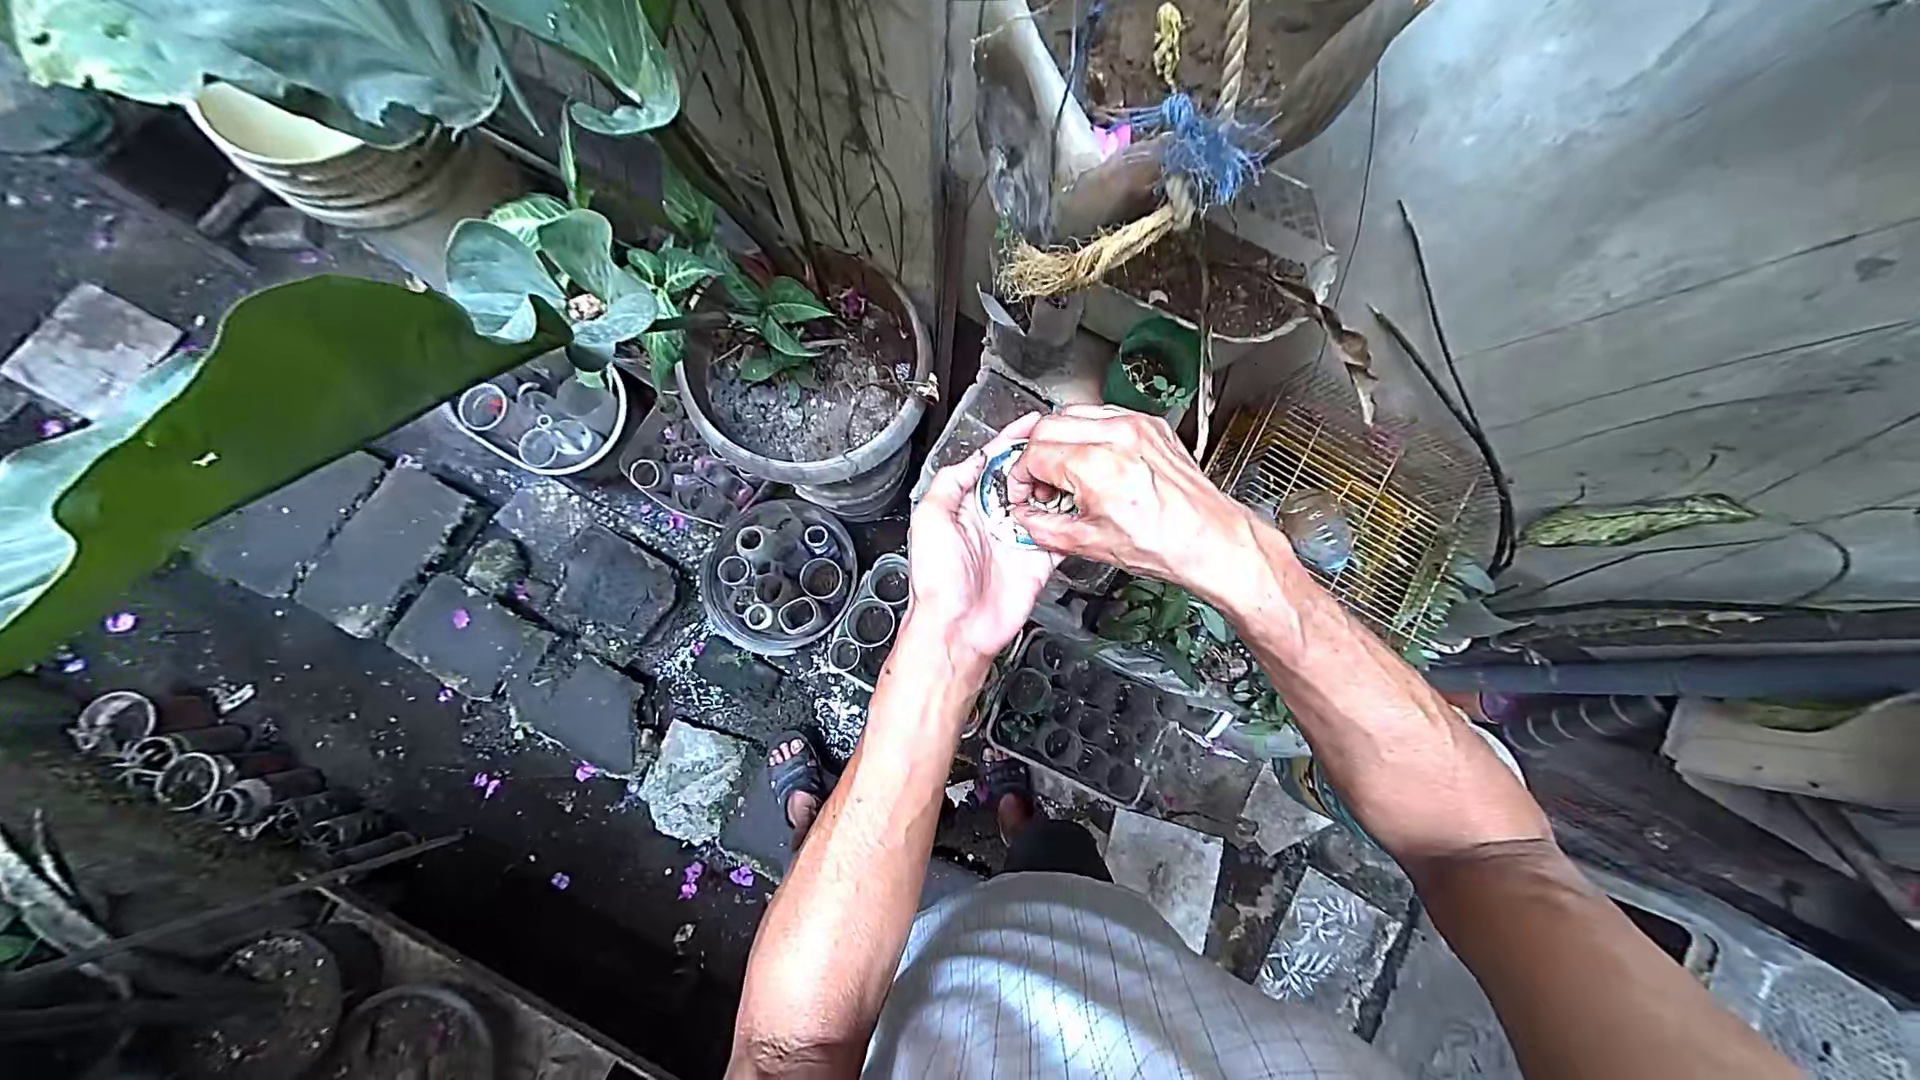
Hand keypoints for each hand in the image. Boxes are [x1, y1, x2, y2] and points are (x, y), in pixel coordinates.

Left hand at [903, 414, 1061, 671]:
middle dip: (1040, 459)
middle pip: (1025, 478)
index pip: (994, 463)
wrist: (956, 627)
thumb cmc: (936, 581)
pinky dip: (1072, 522)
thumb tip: (976, 457)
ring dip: (1058, 486)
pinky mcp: (1038, 560)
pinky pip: (1060, 535)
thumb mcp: (929, 517)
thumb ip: (950, 481)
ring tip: (1071, 467)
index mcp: (968, 505)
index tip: (1030, 423)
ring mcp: (1018, 538)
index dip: (1012, 441)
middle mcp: (994, 519)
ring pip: (1046, 503)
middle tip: (1057, 442)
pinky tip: (1080, 504)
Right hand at [1009, 406, 1286, 605]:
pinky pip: (1101, 415)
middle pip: (1047, 426)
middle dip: (1033, 455)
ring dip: (1057, 440)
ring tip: (1063, 472)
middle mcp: (1118, 437)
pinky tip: (1089, 460)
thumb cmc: (1167, 545)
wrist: (1211, 540)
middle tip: (1038, 483)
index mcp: (1098, 467)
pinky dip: (1085, 433)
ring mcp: (1136, 426)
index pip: (1034, 454)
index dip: (1018, 476)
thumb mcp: (1091, 545)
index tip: (1022, 492)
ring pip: (1072, 413)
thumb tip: (1027, 517)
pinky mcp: (1150, 426)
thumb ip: (1045, 529)